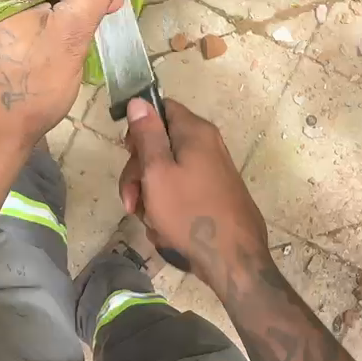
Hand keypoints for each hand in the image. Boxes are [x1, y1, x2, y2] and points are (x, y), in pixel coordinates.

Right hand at [119, 98, 270, 295]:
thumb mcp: (157, 172)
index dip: (139, 127)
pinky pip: (180, 192)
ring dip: (150, 195)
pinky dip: (167, 208)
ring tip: (150, 221)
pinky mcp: (213, 195)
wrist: (233, 259)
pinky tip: (165, 230)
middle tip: (132, 200)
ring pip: (167, 172)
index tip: (128, 152)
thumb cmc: (190, 212)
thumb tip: (139, 101)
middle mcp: (206, 145)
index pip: (160, 108)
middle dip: (139, 172)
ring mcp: (211, 171)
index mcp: (195, 132)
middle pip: (160, 144)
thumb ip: (146, 135)